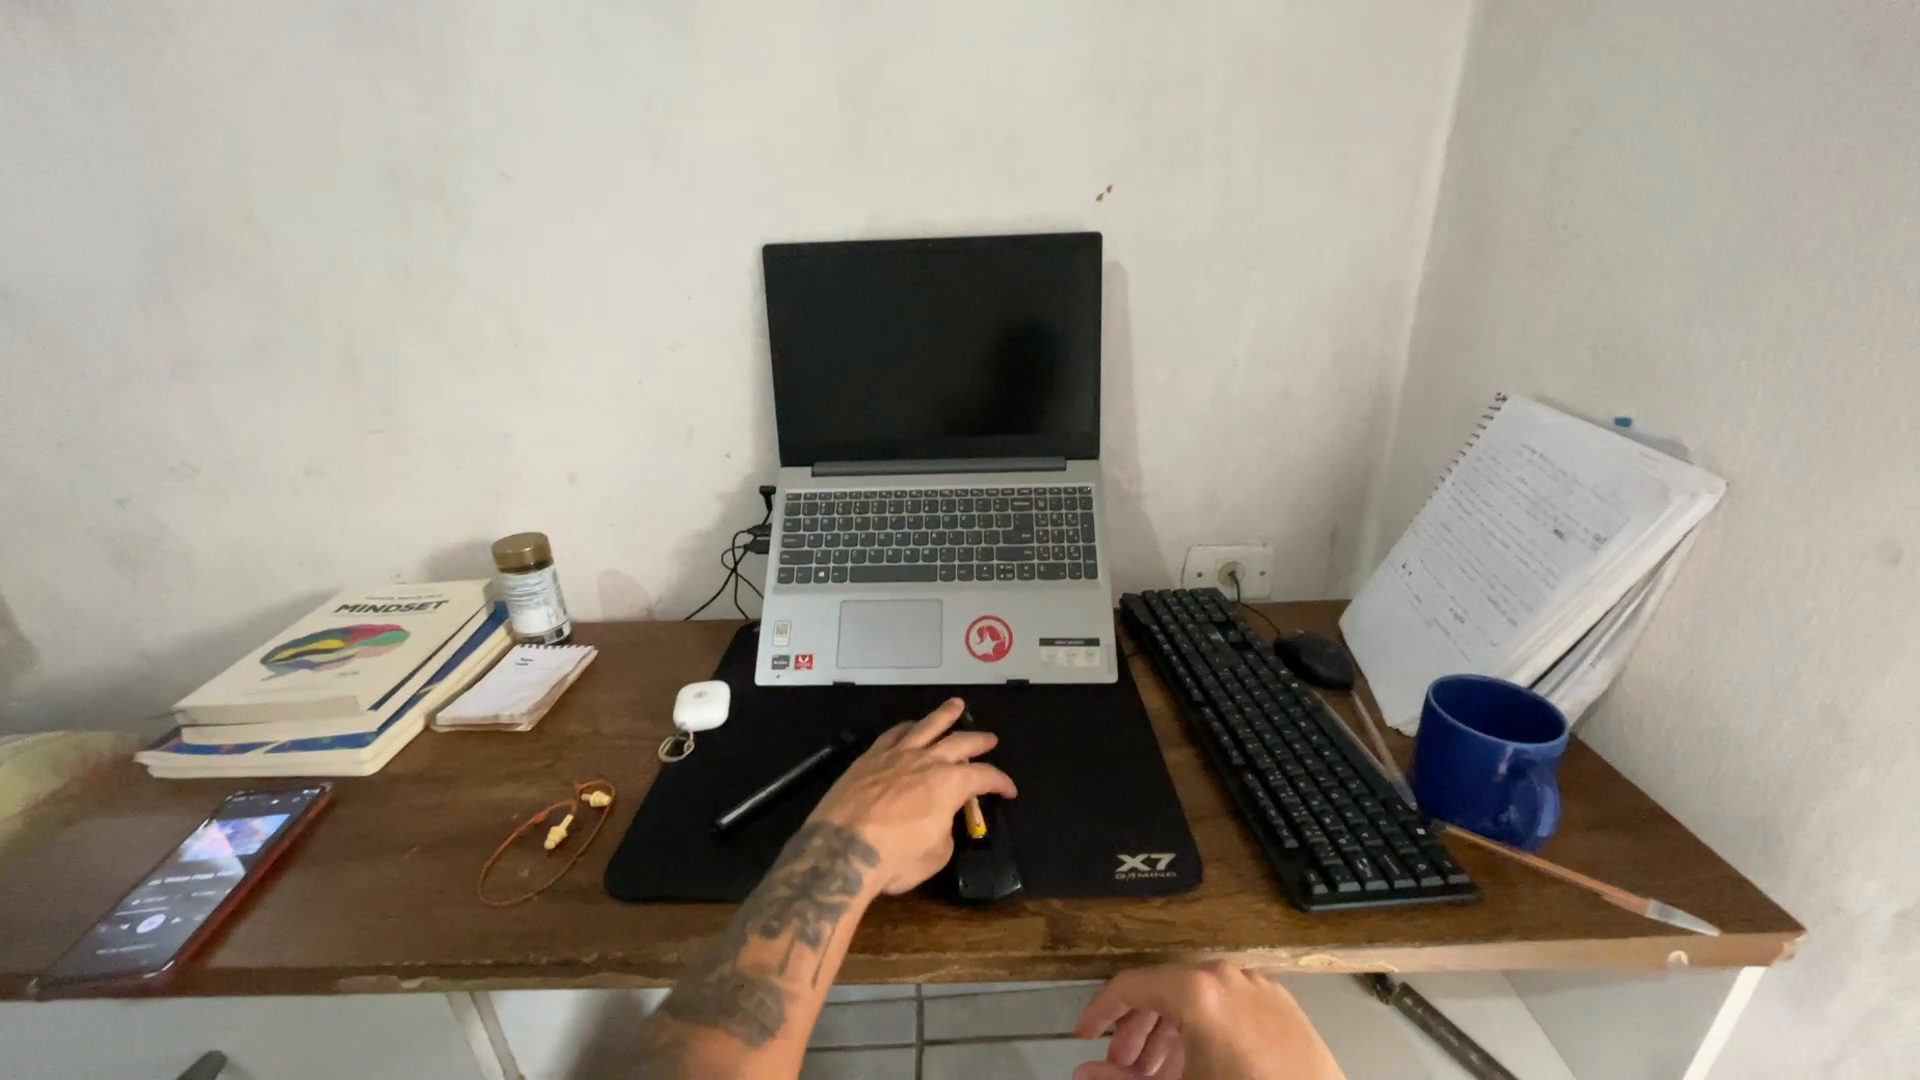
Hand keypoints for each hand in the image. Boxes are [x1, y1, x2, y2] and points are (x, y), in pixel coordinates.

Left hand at [805, 698, 1016, 895]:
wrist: (841, 851)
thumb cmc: (895, 858)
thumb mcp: (936, 854)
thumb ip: (945, 830)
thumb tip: (940, 819)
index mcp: (949, 783)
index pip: (984, 776)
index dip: (1001, 783)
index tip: (1009, 790)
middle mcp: (926, 761)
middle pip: (959, 741)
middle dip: (978, 740)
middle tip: (990, 739)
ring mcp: (895, 755)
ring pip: (926, 726)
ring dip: (944, 715)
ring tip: (956, 705)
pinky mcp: (869, 758)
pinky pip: (892, 734)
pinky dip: (906, 728)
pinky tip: (910, 726)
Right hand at [1073, 962, 1343, 1079]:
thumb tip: (1085, 1073)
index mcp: (1196, 990)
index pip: (1130, 986)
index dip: (1101, 1011)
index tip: (1086, 1034)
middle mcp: (1225, 976)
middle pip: (1163, 991)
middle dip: (1137, 1031)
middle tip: (1121, 1065)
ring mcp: (1257, 988)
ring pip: (1196, 1000)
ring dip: (1169, 1035)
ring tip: (1157, 1073)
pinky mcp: (1282, 1006)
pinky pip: (1228, 1007)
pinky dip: (1205, 1031)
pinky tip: (1198, 1065)